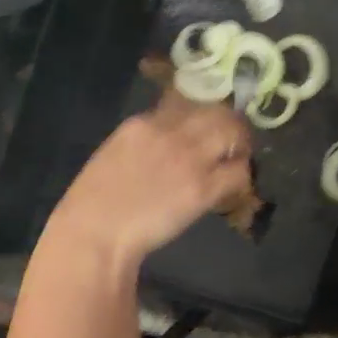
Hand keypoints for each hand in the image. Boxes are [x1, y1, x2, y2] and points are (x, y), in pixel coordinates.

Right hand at [46, 91, 253, 263]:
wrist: (95, 231)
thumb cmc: (98, 199)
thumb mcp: (118, 153)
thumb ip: (149, 141)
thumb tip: (178, 138)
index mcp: (141, 125)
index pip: (188, 106)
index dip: (206, 116)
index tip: (213, 127)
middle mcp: (168, 135)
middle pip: (217, 116)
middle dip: (232, 126)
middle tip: (237, 141)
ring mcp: (190, 160)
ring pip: (233, 138)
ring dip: (241, 147)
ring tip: (238, 159)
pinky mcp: (204, 188)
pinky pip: (239, 173)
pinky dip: (242, 177)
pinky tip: (235, 185)